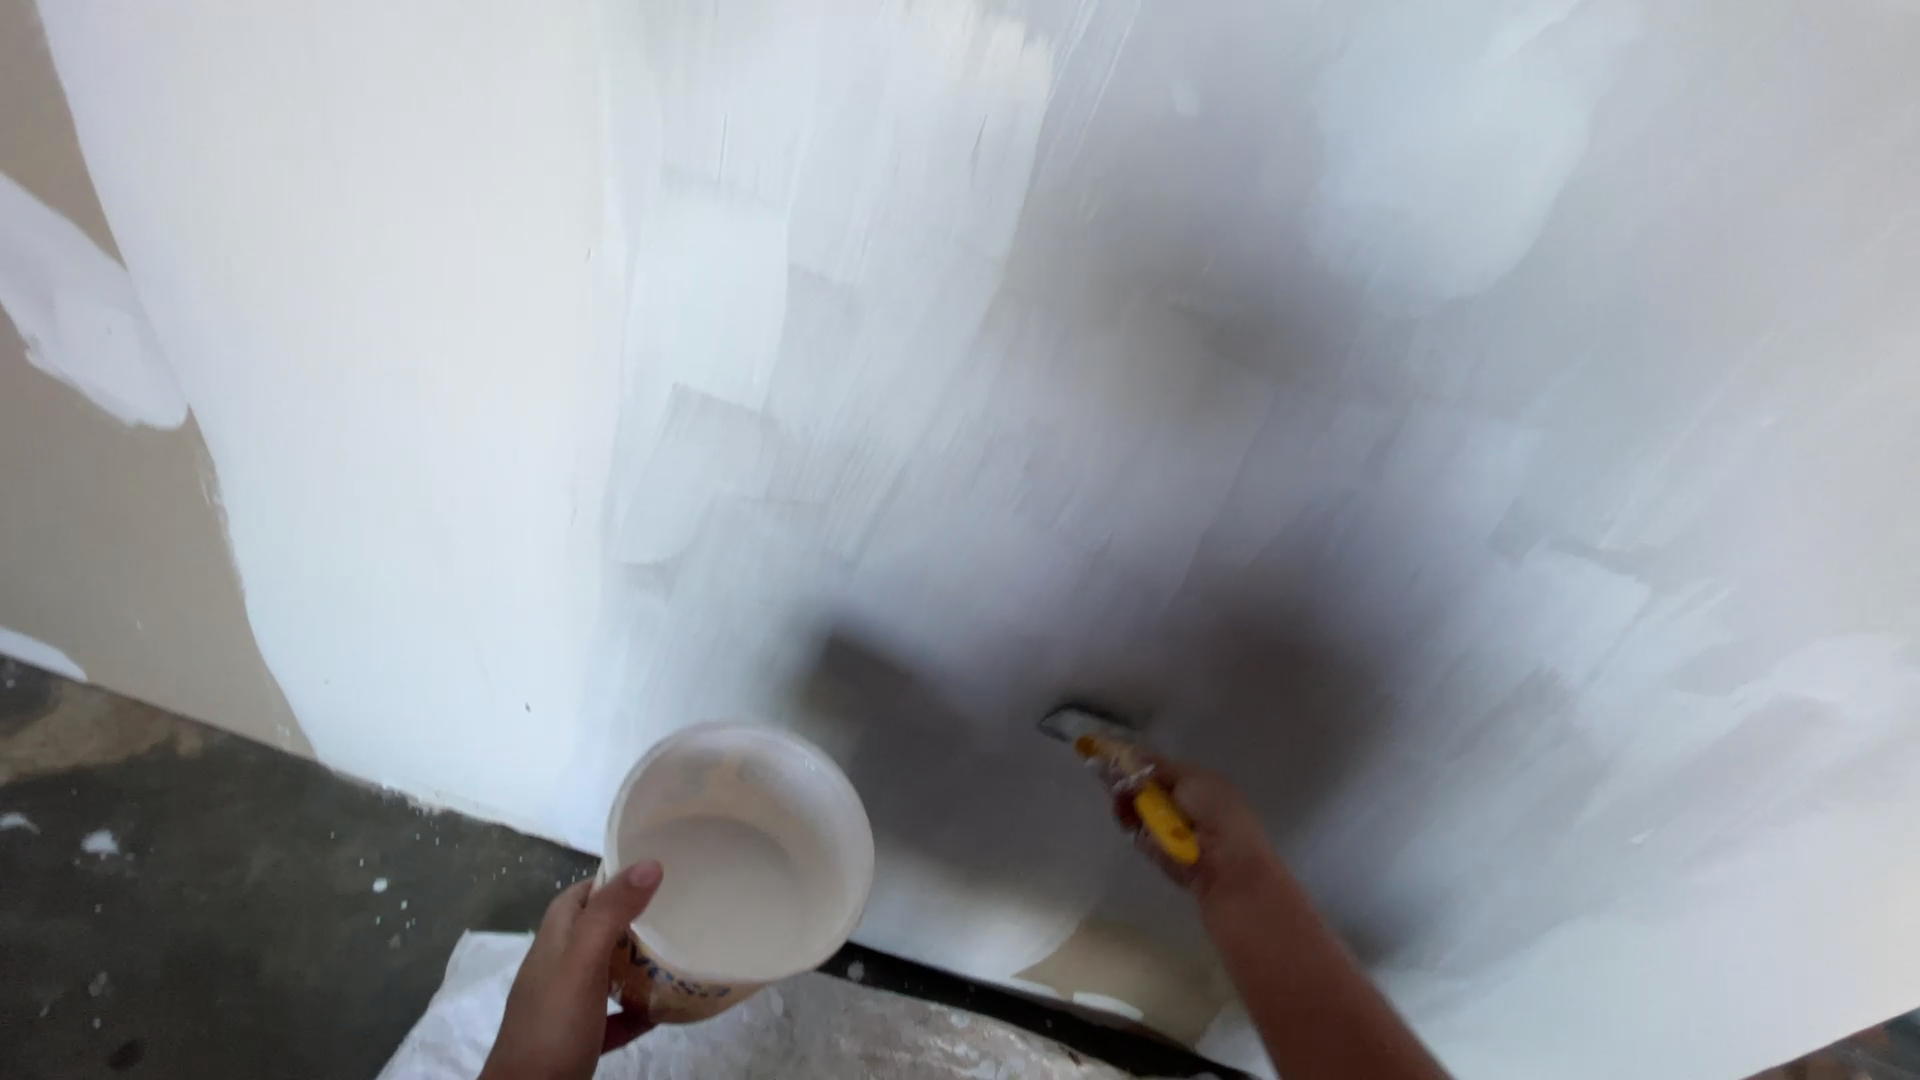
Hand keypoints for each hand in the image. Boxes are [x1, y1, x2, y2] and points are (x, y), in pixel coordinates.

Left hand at [479, 861, 664, 1079]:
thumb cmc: (552, 1029)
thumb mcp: (583, 963)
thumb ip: (611, 913)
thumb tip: (650, 862)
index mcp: (554, 943)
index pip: (580, 895)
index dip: (612, 879)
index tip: (655, 873)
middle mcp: (557, 970)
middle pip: (598, 930)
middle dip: (634, 918)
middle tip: (677, 910)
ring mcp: (566, 1008)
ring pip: (607, 971)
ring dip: (638, 963)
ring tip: (678, 951)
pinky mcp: (578, 1041)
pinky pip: (614, 1014)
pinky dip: (637, 1008)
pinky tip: (663, 1008)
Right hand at [1119, 757, 1279, 901]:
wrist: (1229, 868)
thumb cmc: (1219, 814)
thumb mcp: (1191, 778)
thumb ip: (1158, 767)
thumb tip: (1132, 753)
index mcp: (1196, 784)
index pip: (1158, 770)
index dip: (1137, 764)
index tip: (1115, 759)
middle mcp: (1182, 805)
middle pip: (1143, 788)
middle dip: (1127, 782)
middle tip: (1114, 780)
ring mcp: (1168, 828)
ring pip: (1136, 808)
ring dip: (1126, 802)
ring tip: (1122, 800)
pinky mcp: (1157, 851)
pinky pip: (1136, 831)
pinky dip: (1129, 823)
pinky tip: (1127, 818)